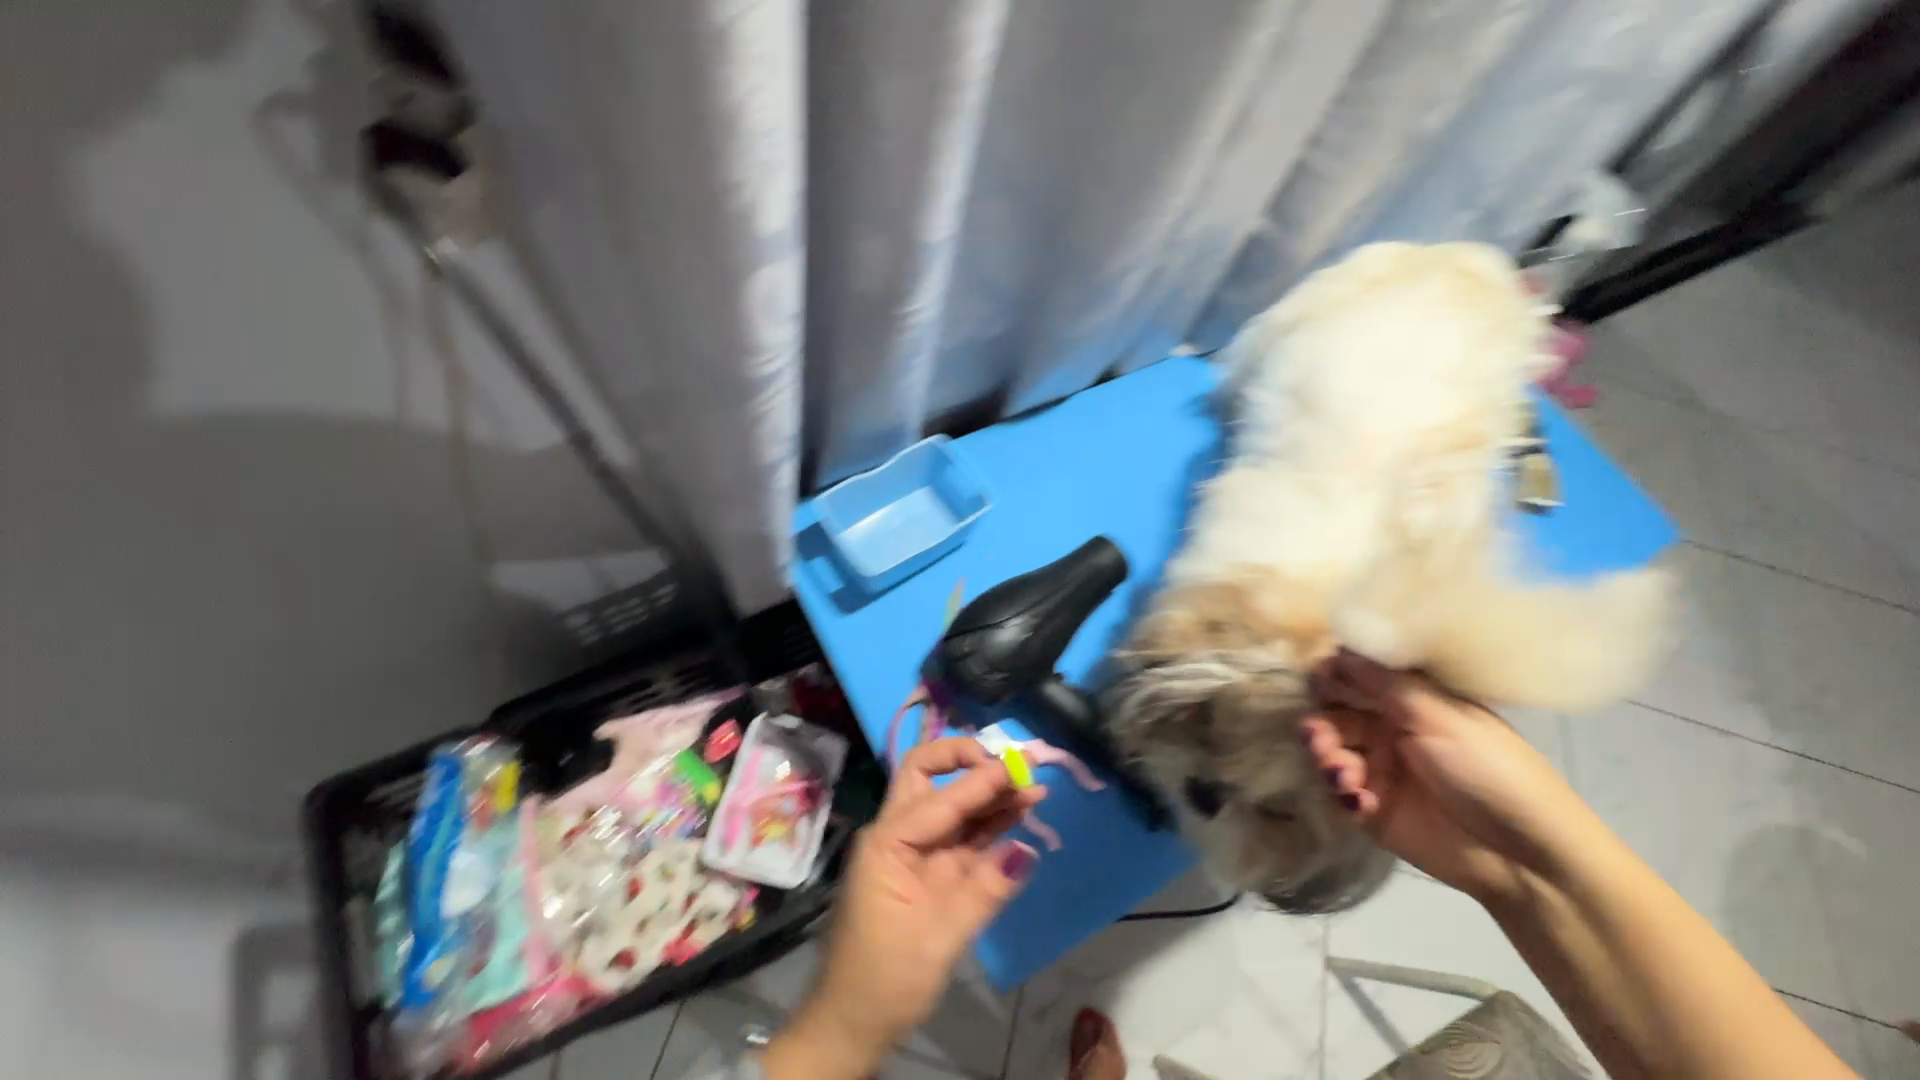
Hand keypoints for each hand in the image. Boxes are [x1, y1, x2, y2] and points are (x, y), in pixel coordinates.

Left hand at [766, 738, 1044, 1077]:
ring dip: (990, 794)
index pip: (939, 799)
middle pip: (929, 777)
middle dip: (970, 763)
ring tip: (1035, 788)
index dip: (979, 781)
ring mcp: (916, 852)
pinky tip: (1021, 816)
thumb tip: (1027, 850)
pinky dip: (992, 823)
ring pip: (953, 805)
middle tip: (1017, 766)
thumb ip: (983, 892)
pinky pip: (964, 836)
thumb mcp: (938, 939)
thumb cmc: (886, 979)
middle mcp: (898, 835)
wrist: (855, 1021)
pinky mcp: (934, 872)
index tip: (1019, 768)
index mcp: (887, 843)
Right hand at [1303, 651, 1599, 906]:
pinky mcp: (1371, 810)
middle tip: (1320, 739)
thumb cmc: (1491, 771)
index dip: (1332, 674)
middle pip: (1335, 715)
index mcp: (1412, 702)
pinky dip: (1341, 793)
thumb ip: (1385, 682)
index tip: (1314, 680)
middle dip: (1322, 725)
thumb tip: (1339, 643)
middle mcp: (1391, 731)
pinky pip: (1337, 792)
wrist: (1524, 856)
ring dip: (1328, 758)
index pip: (1359, 676)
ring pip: (1330, 752)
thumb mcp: (1441, 717)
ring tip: (1342, 774)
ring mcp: (1380, 770)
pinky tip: (1360, 801)